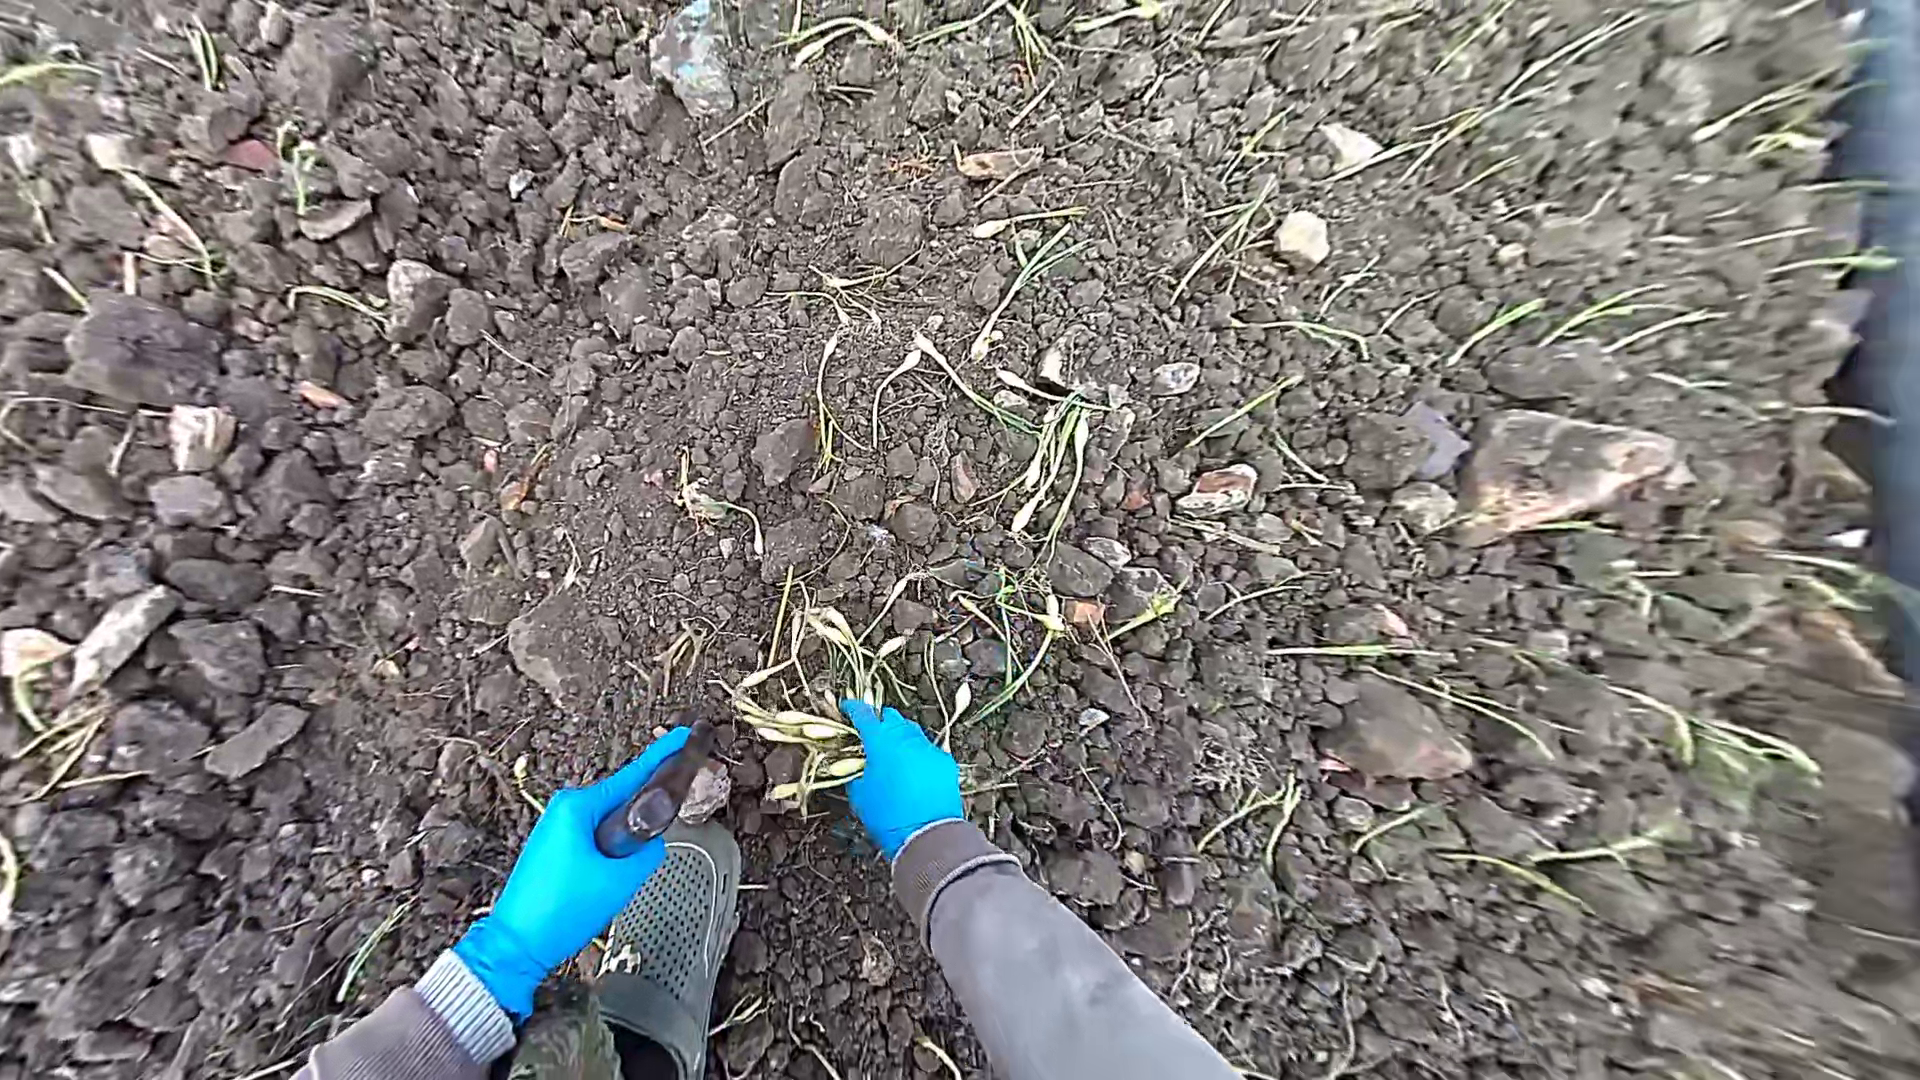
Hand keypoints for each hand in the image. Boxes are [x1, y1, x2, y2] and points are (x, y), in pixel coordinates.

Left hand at [452, 726, 691, 1015]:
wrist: (511, 952)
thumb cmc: (559, 912)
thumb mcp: (622, 878)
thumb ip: (650, 850)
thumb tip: (654, 841)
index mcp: (580, 807)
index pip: (635, 772)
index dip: (665, 753)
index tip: (685, 734)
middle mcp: (567, 808)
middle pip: (625, 796)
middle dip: (648, 807)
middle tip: (674, 808)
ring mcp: (559, 825)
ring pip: (612, 817)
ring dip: (629, 832)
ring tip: (634, 858)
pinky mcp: (556, 844)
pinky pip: (597, 832)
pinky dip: (613, 842)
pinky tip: (619, 863)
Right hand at [842, 700, 963, 859]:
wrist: (928, 833)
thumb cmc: (888, 816)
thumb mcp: (861, 795)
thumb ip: (857, 774)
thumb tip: (859, 767)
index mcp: (880, 741)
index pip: (864, 715)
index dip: (854, 708)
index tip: (848, 707)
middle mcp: (906, 737)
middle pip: (892, 718)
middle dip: (881, 721)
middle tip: (873, 733)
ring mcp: (927, 747)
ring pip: (912, 731)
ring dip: (901, 737)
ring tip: (894, 752)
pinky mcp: (944, 759)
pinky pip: (928, 750)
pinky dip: (919, 755)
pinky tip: (914, 770)